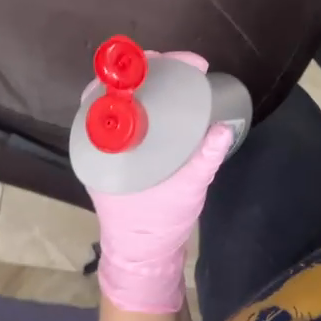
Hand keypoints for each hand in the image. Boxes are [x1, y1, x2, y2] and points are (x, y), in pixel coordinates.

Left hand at [88, 52, 234, 315]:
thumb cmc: (156, 223)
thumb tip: (224, 128)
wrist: (144, 257)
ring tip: (179, 71)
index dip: (135, 72)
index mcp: (101, 146)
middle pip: (115, 88)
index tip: (166, 64)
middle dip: (145, 70)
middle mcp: (97, 138)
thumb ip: (204, 159)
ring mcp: (107, 142)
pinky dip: (147, 95)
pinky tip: (169, 91)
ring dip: (147, 79)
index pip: (108, 93)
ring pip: (121, 97)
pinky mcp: (120, 147)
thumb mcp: (185, 190)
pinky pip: (127, 110)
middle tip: (181, 65)